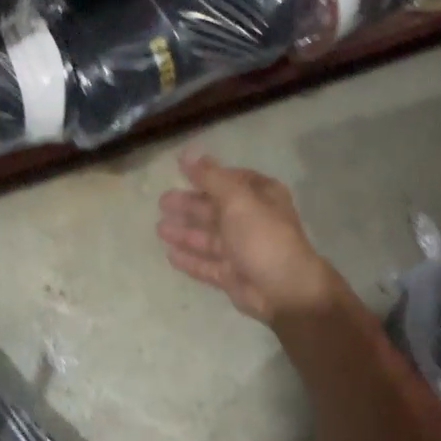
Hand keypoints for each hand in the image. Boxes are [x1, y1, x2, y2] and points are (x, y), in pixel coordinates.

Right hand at [157, 150, 356, 322]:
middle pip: (215, 209)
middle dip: (189, 205)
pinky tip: (170, 255)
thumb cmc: (262, 237)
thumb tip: (188, 152)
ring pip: (207, 238)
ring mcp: (240, 250)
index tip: (180, 172)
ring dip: (184, 232)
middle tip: (162, 202)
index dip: (206, 176)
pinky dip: (189, 259)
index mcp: (260, 197)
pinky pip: (205, 264)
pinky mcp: (230, 275)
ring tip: (159, 228)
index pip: (230, 181)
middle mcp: (251, 221)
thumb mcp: (237, 200)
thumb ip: (211, 177)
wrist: (282, 288)